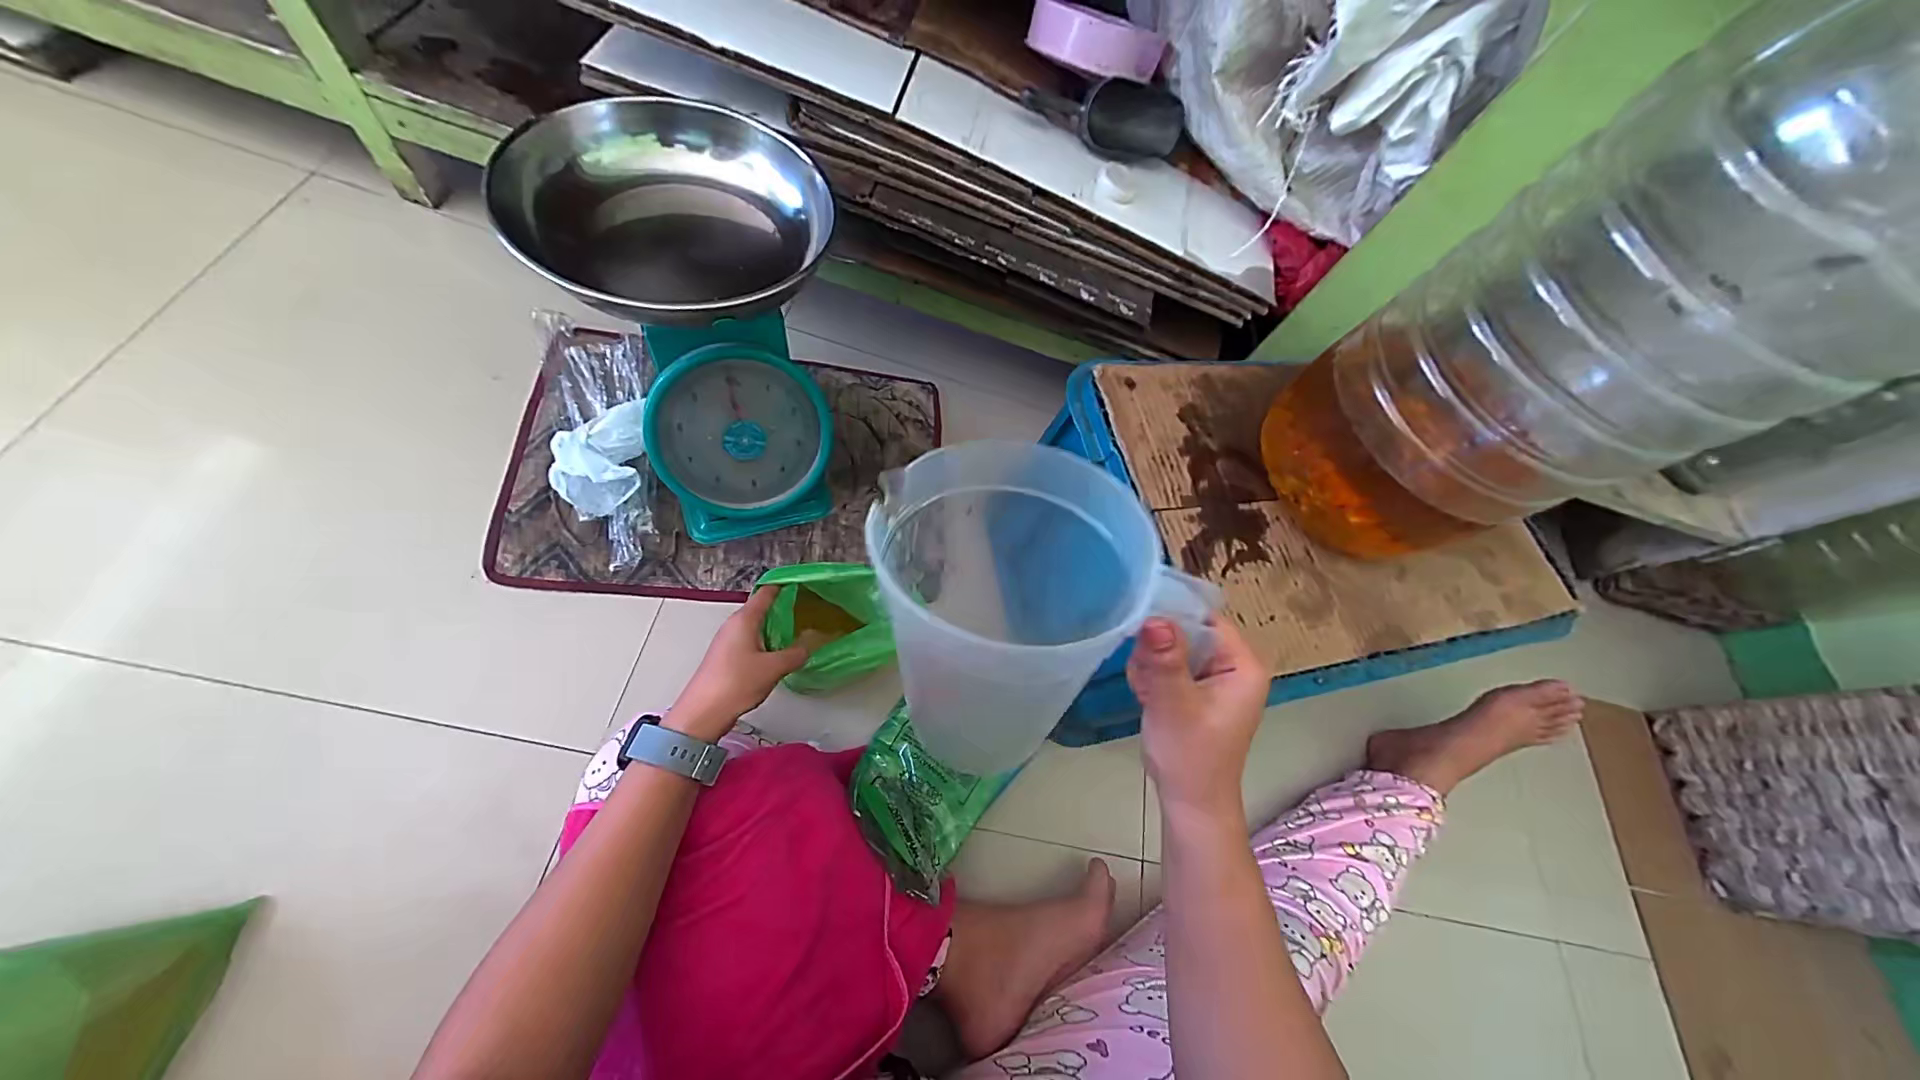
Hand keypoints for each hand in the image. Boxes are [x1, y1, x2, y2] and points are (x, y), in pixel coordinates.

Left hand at [664, 586, 810, 741]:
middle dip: (782, 607)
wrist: (703, 712)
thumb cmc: (735, 683)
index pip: (766, 593)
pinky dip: (765, 640)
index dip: (783, 585)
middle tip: (806, 609)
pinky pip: (749, 639)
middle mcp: (733, 625)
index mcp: (744, 619)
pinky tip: (778, 652)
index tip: (801, 583)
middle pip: (760, 608)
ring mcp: (727, 640)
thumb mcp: (773, 668)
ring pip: (755, 625)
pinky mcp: (725, 656)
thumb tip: (808, 646)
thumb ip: (795, 654)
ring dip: (774, 627)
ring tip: (797, 631)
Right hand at [1128, 616, 1269, 822]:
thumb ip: (1165, 660)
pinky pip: (1168, 664)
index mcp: (1243, 665)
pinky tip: (1148, 698)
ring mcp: (1216, 678)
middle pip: (1186, 631)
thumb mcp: (1174, 704)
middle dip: (1158, 650)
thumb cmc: (1189, 756)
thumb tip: (1154, 618)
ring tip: (1148, 693)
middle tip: (1146, 678)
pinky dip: (1152, 677)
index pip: (1205, 618)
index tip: (1142, 635)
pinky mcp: (1197, 689)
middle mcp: (1234, 666)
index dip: (1172, 619)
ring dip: (1151, 665)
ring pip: (1172, 647)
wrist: (1190, 803)